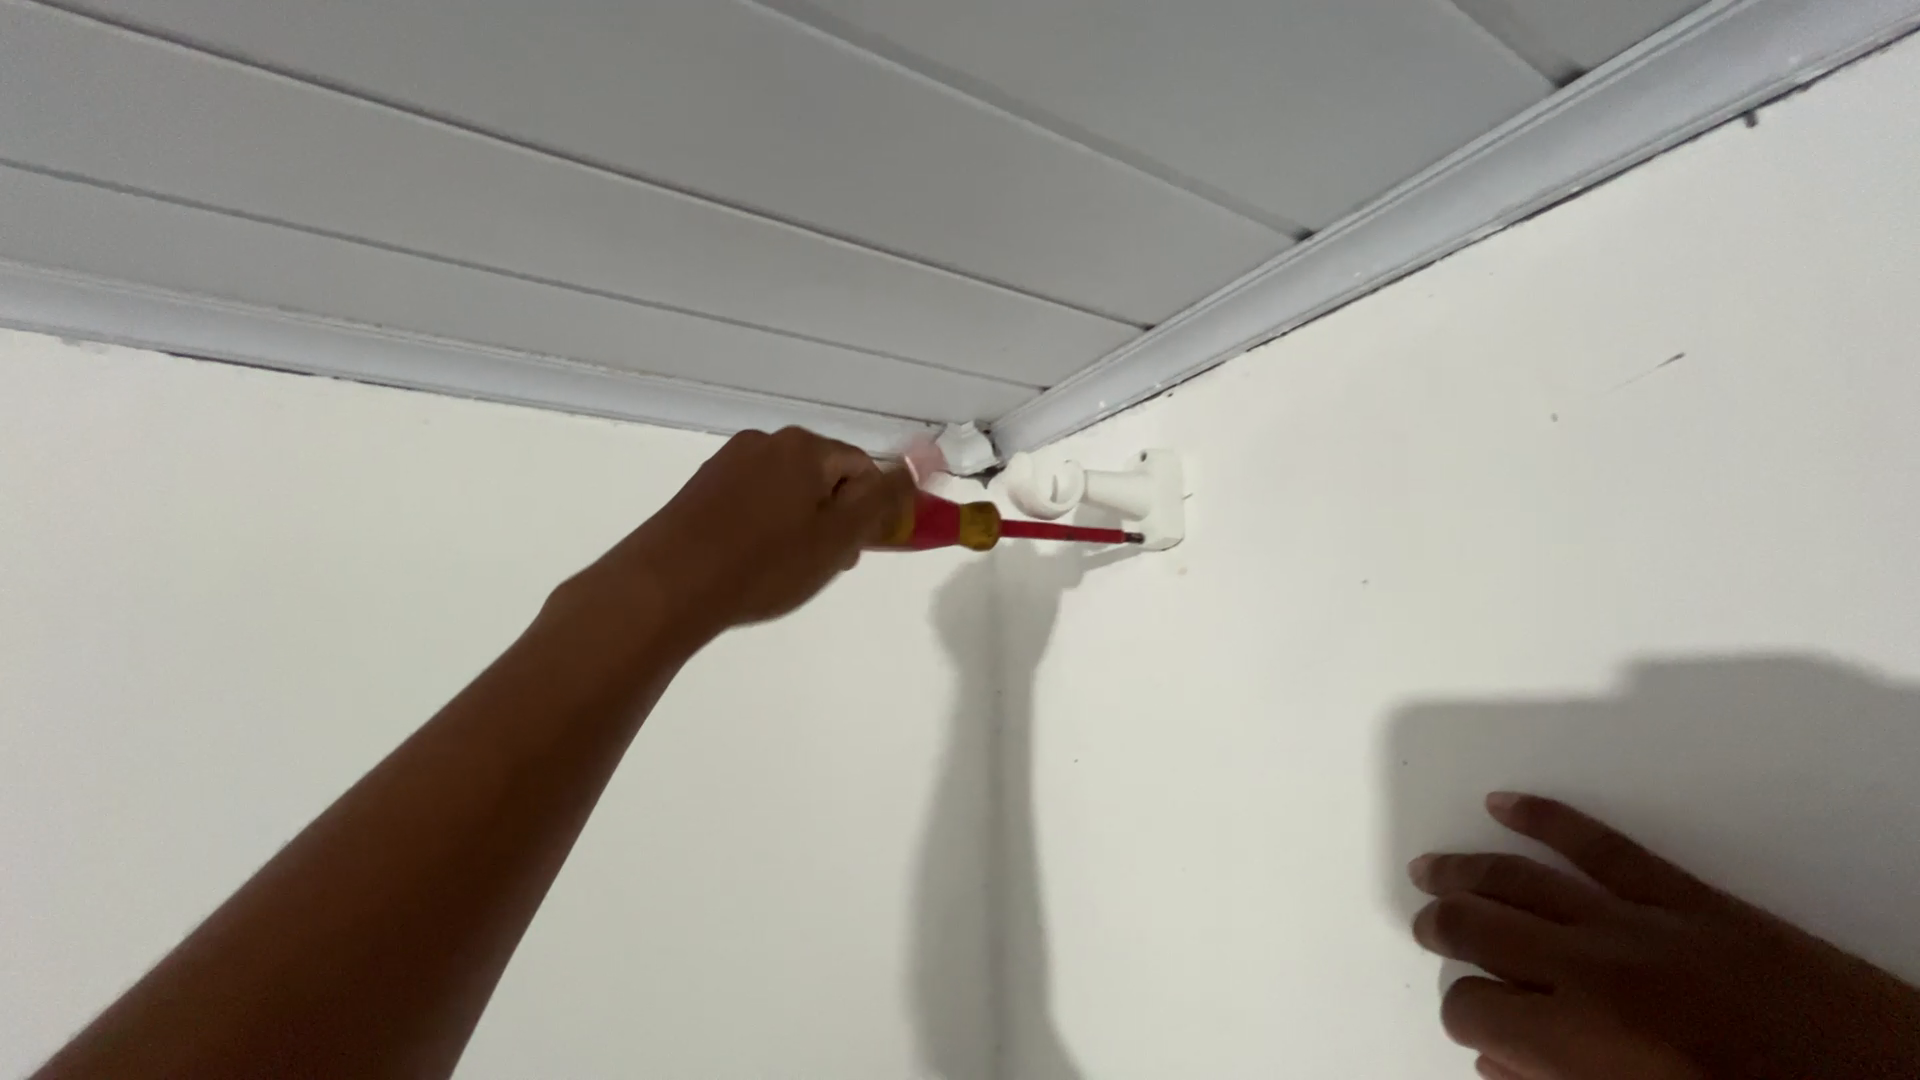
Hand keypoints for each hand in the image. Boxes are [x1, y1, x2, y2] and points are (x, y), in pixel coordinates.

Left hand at [579, 427, 914, 645]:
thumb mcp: (839, 536)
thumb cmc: (765, 564)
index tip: (851, 552)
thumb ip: (884, 498)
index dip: (868, 512)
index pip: (863, 468)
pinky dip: (765, 525)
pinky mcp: (702, 486)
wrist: (667, 586)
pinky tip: (753, 560)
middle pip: (824, 476)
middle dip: (834, 518)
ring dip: (801, 524)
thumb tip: (918, 461)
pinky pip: (753, 499)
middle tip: (822, 565)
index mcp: (805, 447)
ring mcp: (729, 461)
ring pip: (788, 489)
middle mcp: (766, 442)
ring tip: (785, 569)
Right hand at [1410, 794, 1919, 1079]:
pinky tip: (1503, 804)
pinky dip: (1544, 818)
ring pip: (1518, 878)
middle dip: (1438, 928)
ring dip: (1463, 872)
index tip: (1470, 1028)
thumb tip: (1496, 1067)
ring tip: (1430, 870)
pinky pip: (1599, 844)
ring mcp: (1637, 924)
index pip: (1474, 1007)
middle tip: (1423, 928)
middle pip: (1476, 927)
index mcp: (1584, 1040)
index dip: (1461, 1018)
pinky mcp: (1688, 899)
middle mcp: (1592, 970)